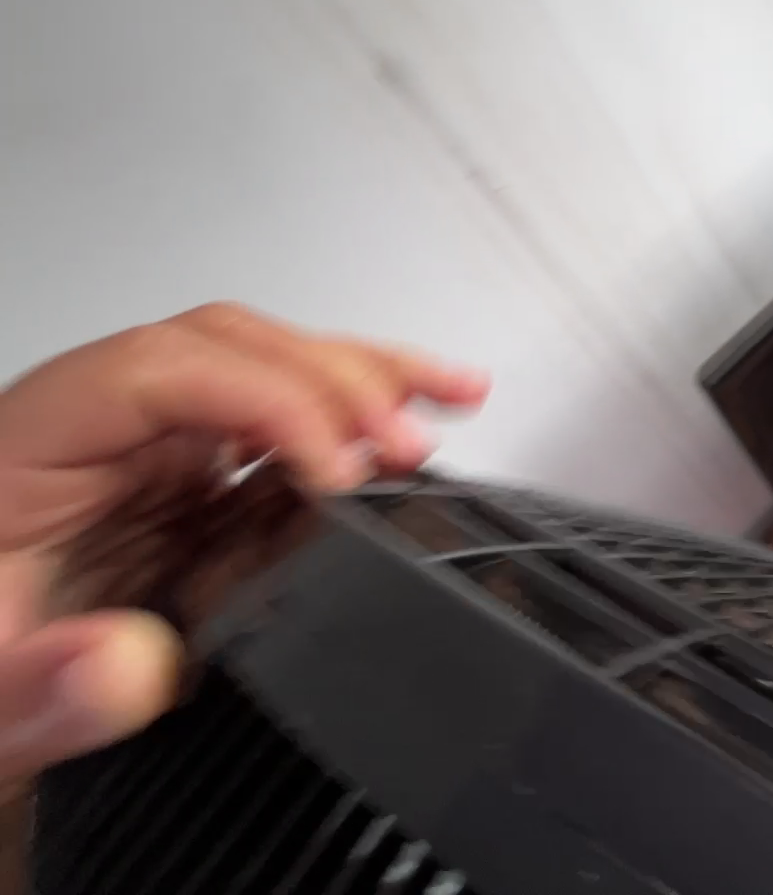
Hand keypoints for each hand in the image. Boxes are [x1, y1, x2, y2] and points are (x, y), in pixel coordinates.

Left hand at [0, 303, 487, 781]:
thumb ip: (25, 697)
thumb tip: (119, 660)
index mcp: (19, 461)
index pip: (159, 372)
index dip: (271, 402)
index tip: (340, 476)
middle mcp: (100, 436)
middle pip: (237, 348)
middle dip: (340, 385)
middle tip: (405, 446)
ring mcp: (163, 449)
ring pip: (283, 363)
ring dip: (380, 377)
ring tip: (456, 395)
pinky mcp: (217, 475)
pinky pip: (306, 413)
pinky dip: (378, 406)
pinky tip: (431, 409)